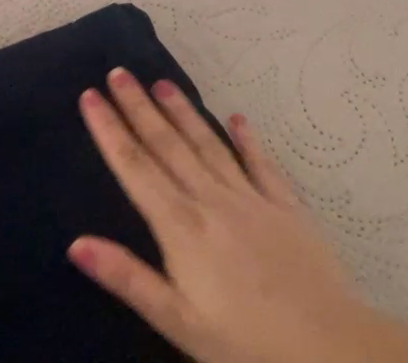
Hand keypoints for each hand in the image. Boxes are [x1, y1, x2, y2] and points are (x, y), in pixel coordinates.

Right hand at [71, 69, 407, 362]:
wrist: (333, 348)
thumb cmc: (245, 340)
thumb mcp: (177, 321)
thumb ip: (127, 278)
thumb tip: (75, 243)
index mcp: (180, 226)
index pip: (135, 167)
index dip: (109, 130)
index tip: (90, 95)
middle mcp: (211, 200)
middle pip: (167, 145)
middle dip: (139, 107)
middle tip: (118, 72)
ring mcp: (252, 200)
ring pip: (208, 145)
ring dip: (182, 112)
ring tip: (162, 82)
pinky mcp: (288, 209)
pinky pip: (263, 166)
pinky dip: (248, 140)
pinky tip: (238, 117)